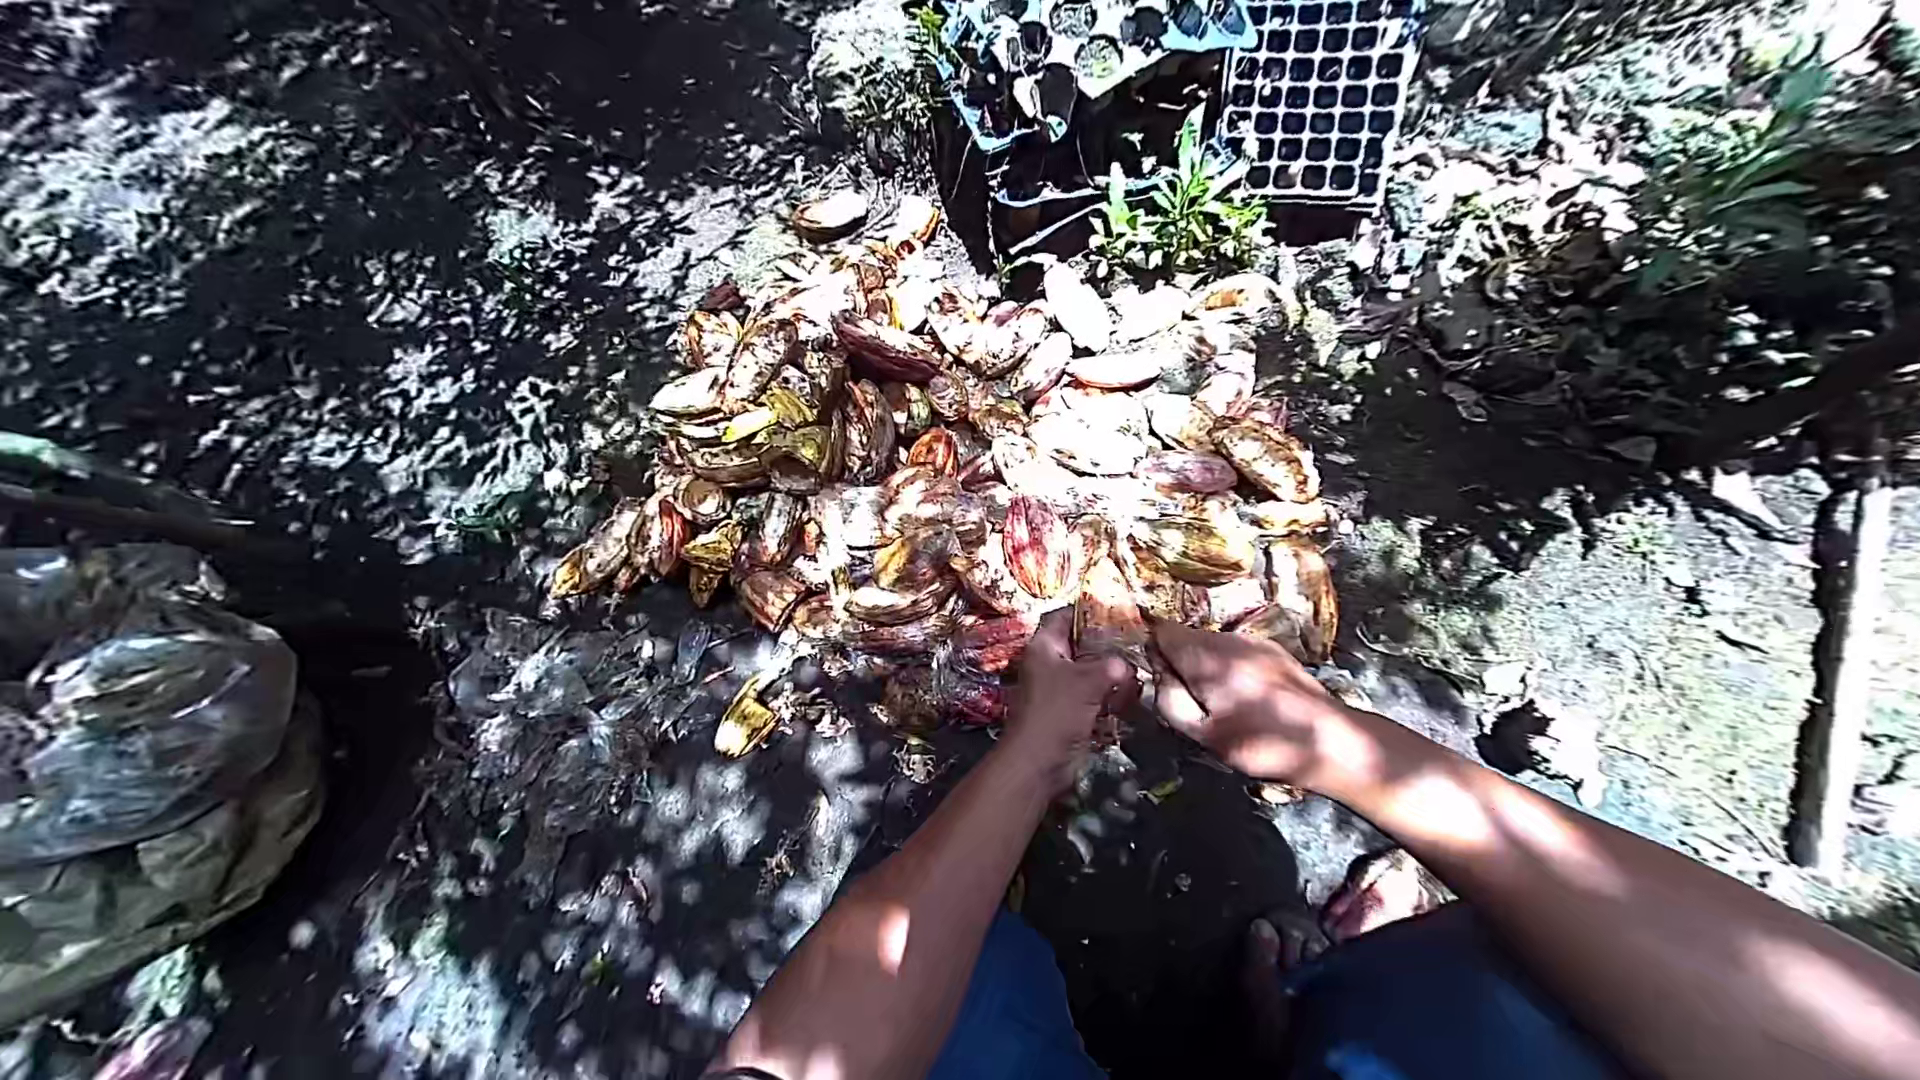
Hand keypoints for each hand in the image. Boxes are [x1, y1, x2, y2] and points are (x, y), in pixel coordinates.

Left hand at [1004, 609, 1136, 793]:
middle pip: (1080, 644)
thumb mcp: (1088, 681)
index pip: (1064, 616)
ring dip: (1111, 673)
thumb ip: (1111, 665)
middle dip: (1107, 645)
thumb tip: (1126, 664)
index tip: (1117, 609)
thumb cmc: (1056, 712)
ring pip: (1089, 671)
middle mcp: (1049, 663)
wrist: (1038, 762)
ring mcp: (1058, 688)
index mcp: (1044, 646)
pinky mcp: (1068, 710)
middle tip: (1137, 641)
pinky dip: (1109, 695)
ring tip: (1138, 670)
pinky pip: (1093, 694)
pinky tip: (1130, 696)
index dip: (1087, 610)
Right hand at [1148, 619, 1348, 788]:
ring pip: (1209, 644)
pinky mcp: (1271, 649)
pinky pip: (1233, 650)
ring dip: (1205, 666)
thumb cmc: (1263, 744)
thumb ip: (1168, 699)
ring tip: (1223, 703)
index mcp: (1205, 657)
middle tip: (1194, 701)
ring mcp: (1251, 641)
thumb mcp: (1202, 733)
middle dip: (1179, 662)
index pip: (1161, 631)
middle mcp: (1226, 639)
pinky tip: (1247, 696)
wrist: (1334, 742)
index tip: (1163, 680)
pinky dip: (1228, 667)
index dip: (1153, 652)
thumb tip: (1157, 673)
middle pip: (1185, 637)